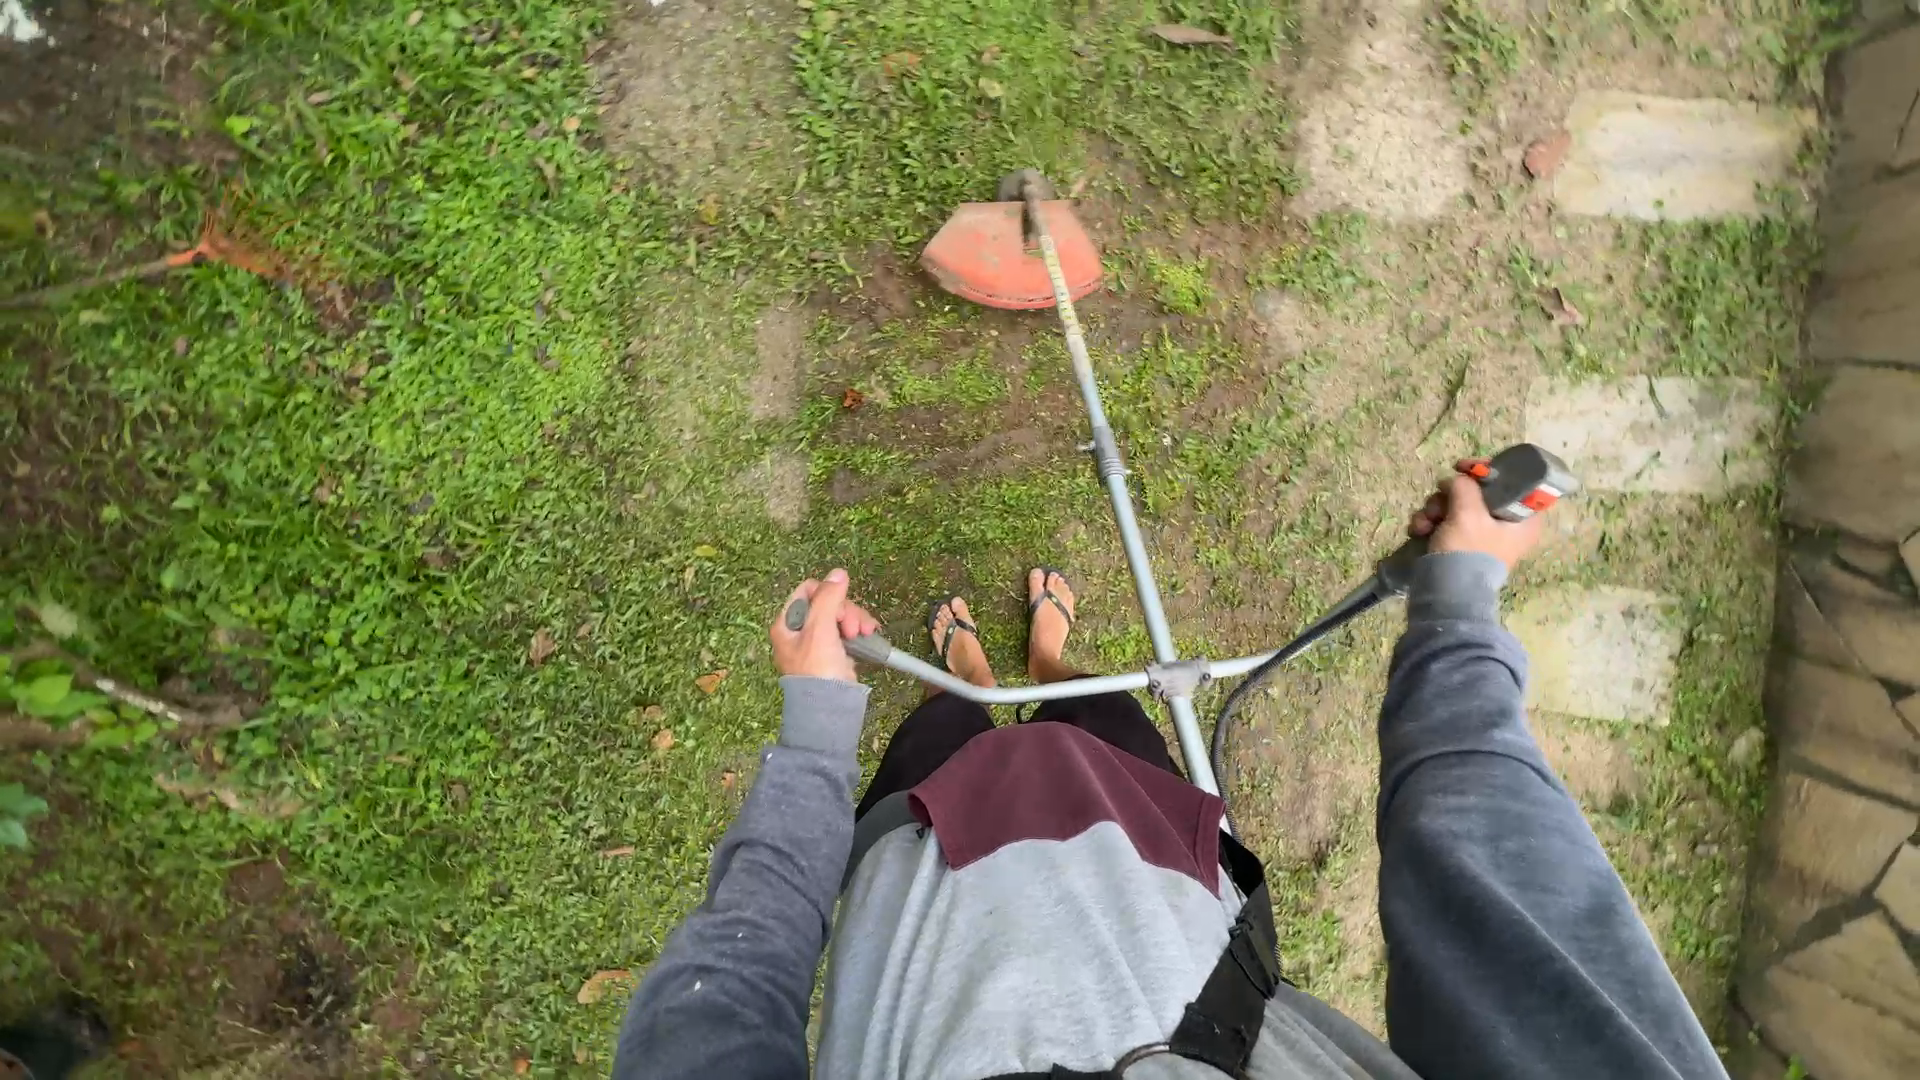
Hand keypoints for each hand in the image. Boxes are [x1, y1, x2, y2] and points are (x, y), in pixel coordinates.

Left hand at [769, 568, 879, 681]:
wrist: (829, 708)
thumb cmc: (818, 668)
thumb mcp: (820, 629)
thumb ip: (828, 598)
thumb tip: (839, 572)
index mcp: (787, 623)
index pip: (808, 590)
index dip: (828, 594)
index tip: (840, 609)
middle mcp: (799, 630)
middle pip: (827, 602)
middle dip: (846, 611)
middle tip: (855, 628)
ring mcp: (817, 642)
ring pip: (840, 615)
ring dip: (856, 619)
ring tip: (867, 632)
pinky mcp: (833, 653)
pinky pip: (846, 631)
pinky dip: (858, 630)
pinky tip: (869, 635)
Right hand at [1407, 460, 1546, 569]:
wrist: (1446, 591)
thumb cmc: (1467, 550)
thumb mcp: (1468, 513)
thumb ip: (1465, 487)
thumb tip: (1457, 478)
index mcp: (1524, 518)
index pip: (1514, 482)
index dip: (1488, 471)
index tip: (1463, 468)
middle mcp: (1506, 524)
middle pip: (1477, 493)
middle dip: (1450, 495)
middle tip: (1439, 502)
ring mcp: (1480, 534)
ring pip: (1455, 505)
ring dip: (1434, 509)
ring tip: (1425, 522)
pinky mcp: (1459, 542)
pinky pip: (1444, 521)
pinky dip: (1429, 523)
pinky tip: (1420, 531)